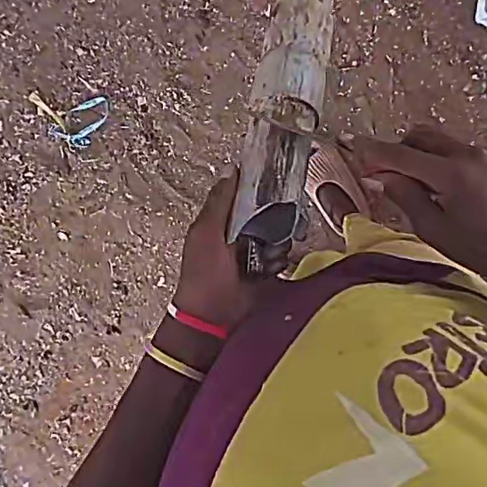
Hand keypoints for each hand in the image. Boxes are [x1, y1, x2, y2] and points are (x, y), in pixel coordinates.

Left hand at [170, 170, 267, 329]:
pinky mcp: (268, 268)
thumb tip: (231, 170)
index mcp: (223, 220)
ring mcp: (256, 250)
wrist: (213, 316)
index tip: (275, 180)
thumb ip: (219, 201)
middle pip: (268, 212)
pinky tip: (269, 267)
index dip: (260, 187)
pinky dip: (279, 259)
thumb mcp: (206, 232)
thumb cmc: (202, 273)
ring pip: (280, 233)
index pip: (246, 194)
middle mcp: (241, 232)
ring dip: (276, 243)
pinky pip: (283, 254)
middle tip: (271, 226)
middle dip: (274, 217)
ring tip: (264, 256)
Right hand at [346, 126, 486, 299]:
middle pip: (419, 136)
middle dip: (398, 150)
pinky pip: (457, 150)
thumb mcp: (434, 229)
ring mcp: (484, 155)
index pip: (401, 154)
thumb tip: (380, 176)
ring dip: (419, 154)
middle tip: (386, 174)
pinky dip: (440, 160)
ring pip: (439, 140)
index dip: (372, 151)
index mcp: (452, 173)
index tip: (352, 146)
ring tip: (416, 186)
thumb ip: (404, 196)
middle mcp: (469, 155)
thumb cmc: (482, 251)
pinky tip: (441, 188)